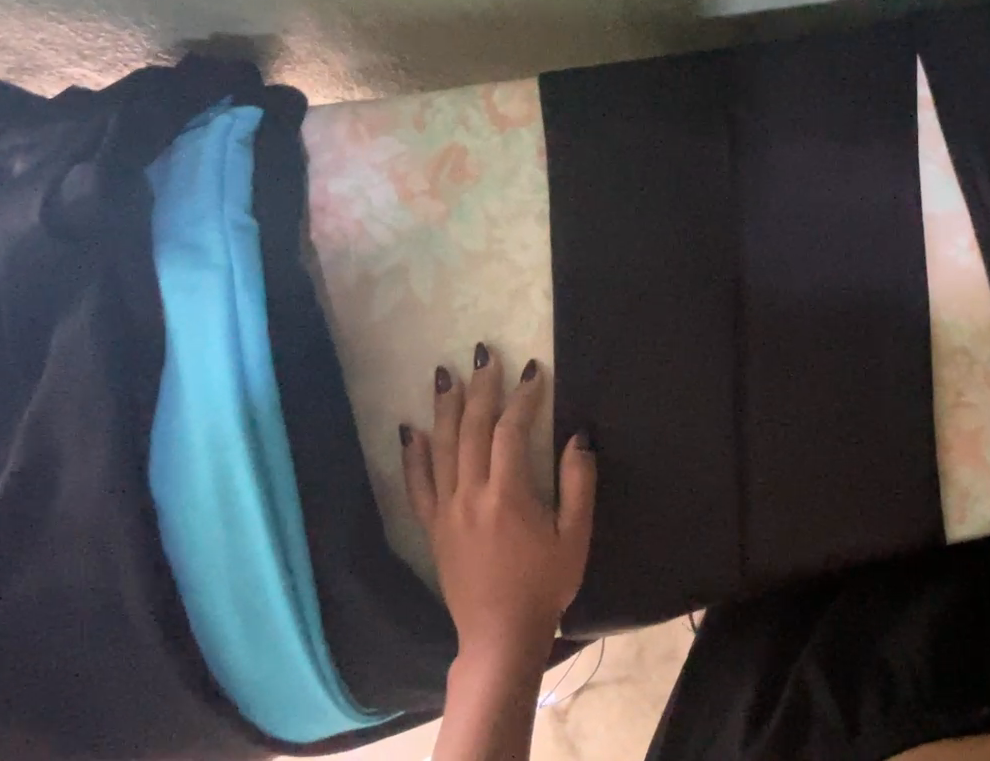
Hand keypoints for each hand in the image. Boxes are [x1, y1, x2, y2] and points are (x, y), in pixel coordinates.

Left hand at [401, 343, 596, 671]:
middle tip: (484, 355)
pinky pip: (417, 484)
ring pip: (440, 449)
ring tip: (444, 376)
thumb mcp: (576, 534)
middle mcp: (470, 495)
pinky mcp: (432, 529)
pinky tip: (411, 430)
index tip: (533, 371)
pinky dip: (413, 454)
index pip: (511, 431)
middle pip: (472, 431)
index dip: (523, 397)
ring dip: (444, 409)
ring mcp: (446, 512)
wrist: (500, 634)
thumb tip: (578, 436)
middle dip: (480, 389)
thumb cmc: (546, 583)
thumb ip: (578, 482)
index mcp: (508, 494)